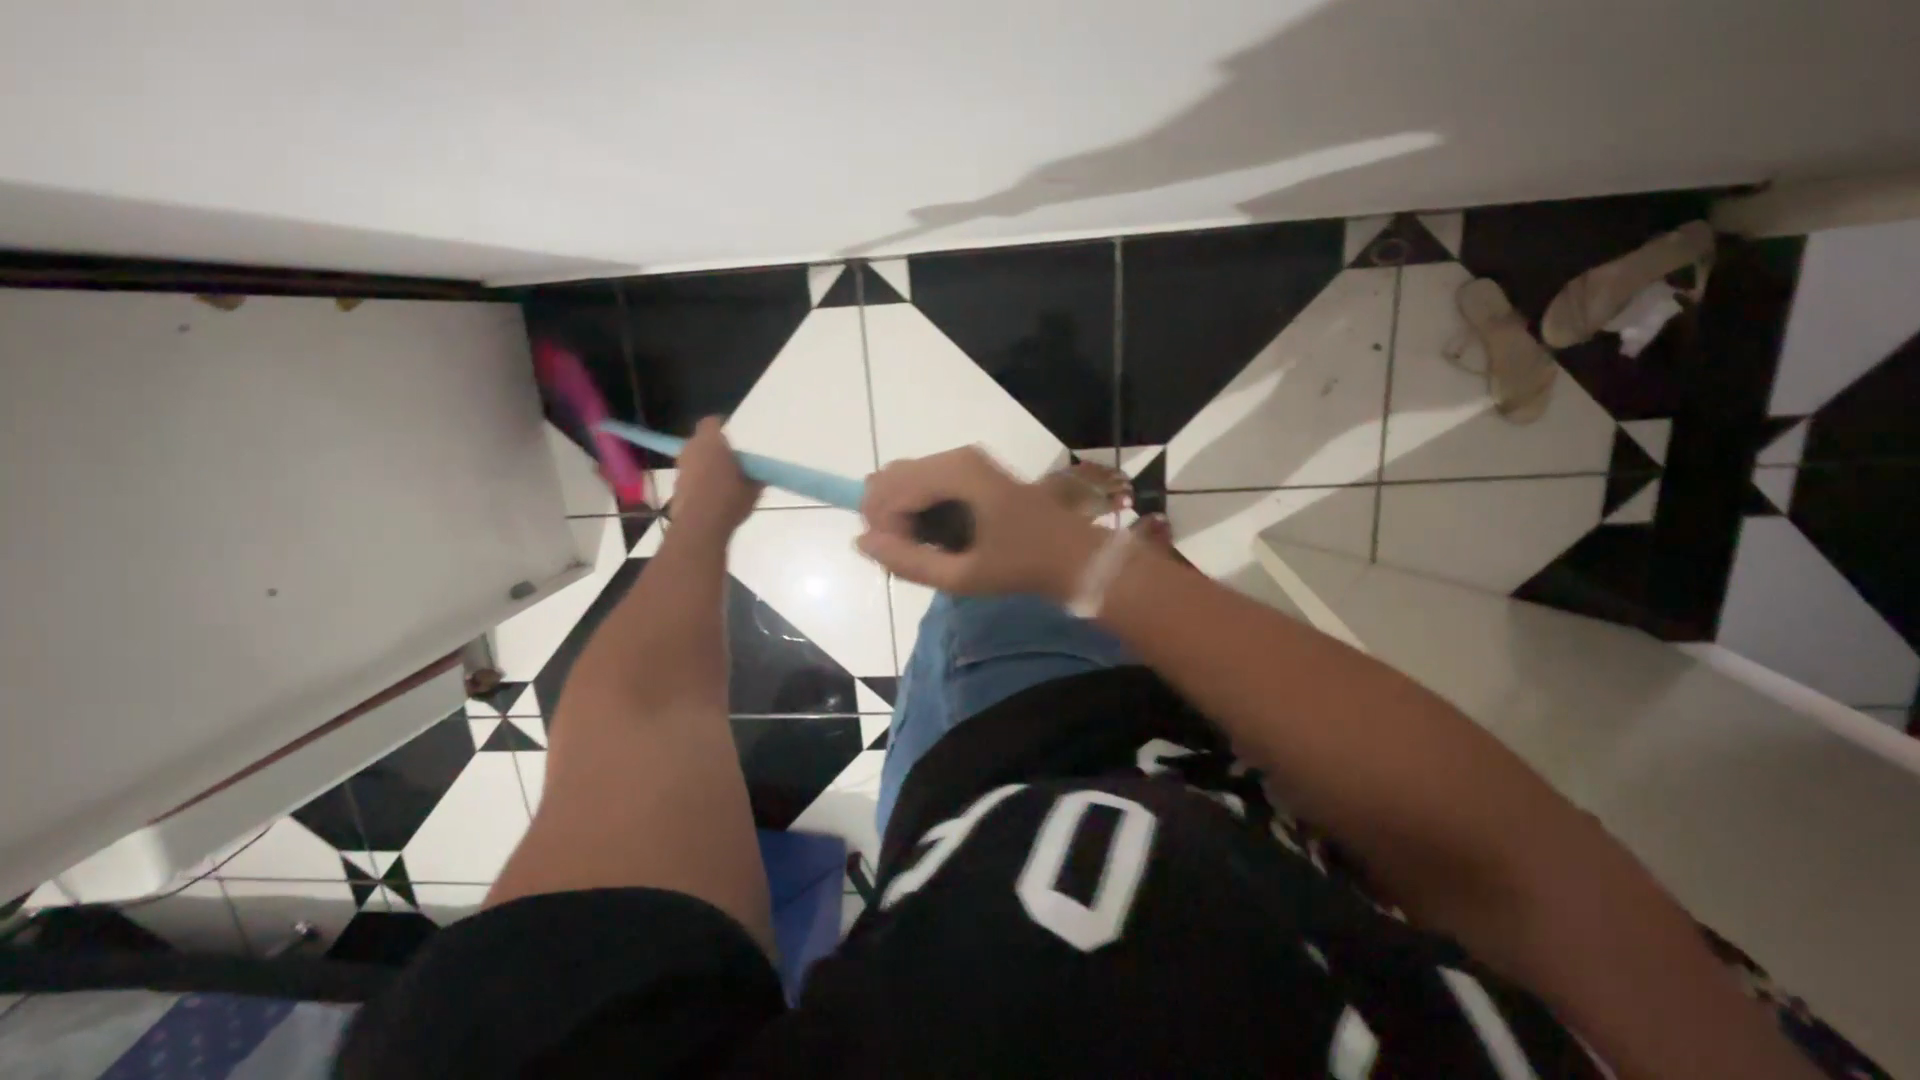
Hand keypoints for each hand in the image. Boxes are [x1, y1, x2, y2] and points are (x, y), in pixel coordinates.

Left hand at [669, 418, 761, 539]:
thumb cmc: (730, 498)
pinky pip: (689, 480)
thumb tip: (759, 475)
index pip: (710, 422)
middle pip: (700, 442)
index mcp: (710, 442)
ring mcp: (680, 470)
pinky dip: (698, 484)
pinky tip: (711, 498)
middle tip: (729, 460)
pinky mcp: (675, 489)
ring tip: (721, 481)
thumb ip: (755, 476)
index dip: (719, 425)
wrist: (701, 525)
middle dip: (712, 448)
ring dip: (704, 467)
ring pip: (693, 461)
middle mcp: (690, 450)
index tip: (729, 432)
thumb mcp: (753, 488)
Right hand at [857, 447, 1102, 599]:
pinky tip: (938, 534)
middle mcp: (957, 456)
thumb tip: (862, 543)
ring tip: (926, 547)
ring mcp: (965, 458)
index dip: (884, 528)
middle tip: (912, 554)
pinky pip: (923, 479)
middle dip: (887, 517)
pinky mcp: (971, 467)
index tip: (903, 560)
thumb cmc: (1022, 567)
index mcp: (957, 473)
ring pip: (903, 477)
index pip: (888, 490)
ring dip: (901, 513)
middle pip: (890, 477)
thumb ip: (908, 561)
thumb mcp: (963, 576)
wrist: (1075, 556)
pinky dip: (917, 506)